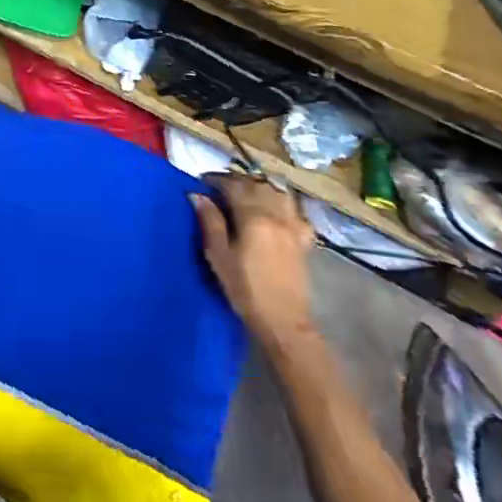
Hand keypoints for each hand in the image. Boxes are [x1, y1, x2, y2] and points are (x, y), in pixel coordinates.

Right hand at [190, 172, 315, 341]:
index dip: (217, 180)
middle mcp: (277, 214)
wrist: (283, 321)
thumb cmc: (245, 291)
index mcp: (254, 217)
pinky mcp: (304, 238)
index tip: (204, 181)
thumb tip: (198, 195)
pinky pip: (294, 209)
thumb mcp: (220, 257)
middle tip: (220, 188)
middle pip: (257, 184)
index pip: (235, 186)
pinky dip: (282, 204)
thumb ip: (210, 223)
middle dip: (238, 182)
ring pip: (278, 192)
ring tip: (246, 196)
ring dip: (260, 188)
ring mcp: (294, 224)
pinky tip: (274, 212)